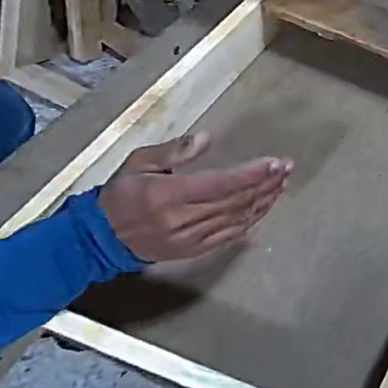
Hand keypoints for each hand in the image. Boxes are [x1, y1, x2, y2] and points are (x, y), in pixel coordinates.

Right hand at [98, 132, 291, 261]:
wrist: (100, 238)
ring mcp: (191, 238)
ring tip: (282, 183)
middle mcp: (183, 219)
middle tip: (286, 168)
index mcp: (168, 195)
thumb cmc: (121, 194)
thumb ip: (173, 150)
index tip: (275, 163)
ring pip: (238, 218)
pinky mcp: (196, 249)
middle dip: (266, 183)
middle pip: (236, 201)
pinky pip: (232, 234)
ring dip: (265, 200)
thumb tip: (206, 137)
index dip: (252, 174)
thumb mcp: (138, 163)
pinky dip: (253, 219)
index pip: (221, 184)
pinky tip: (266, 205)